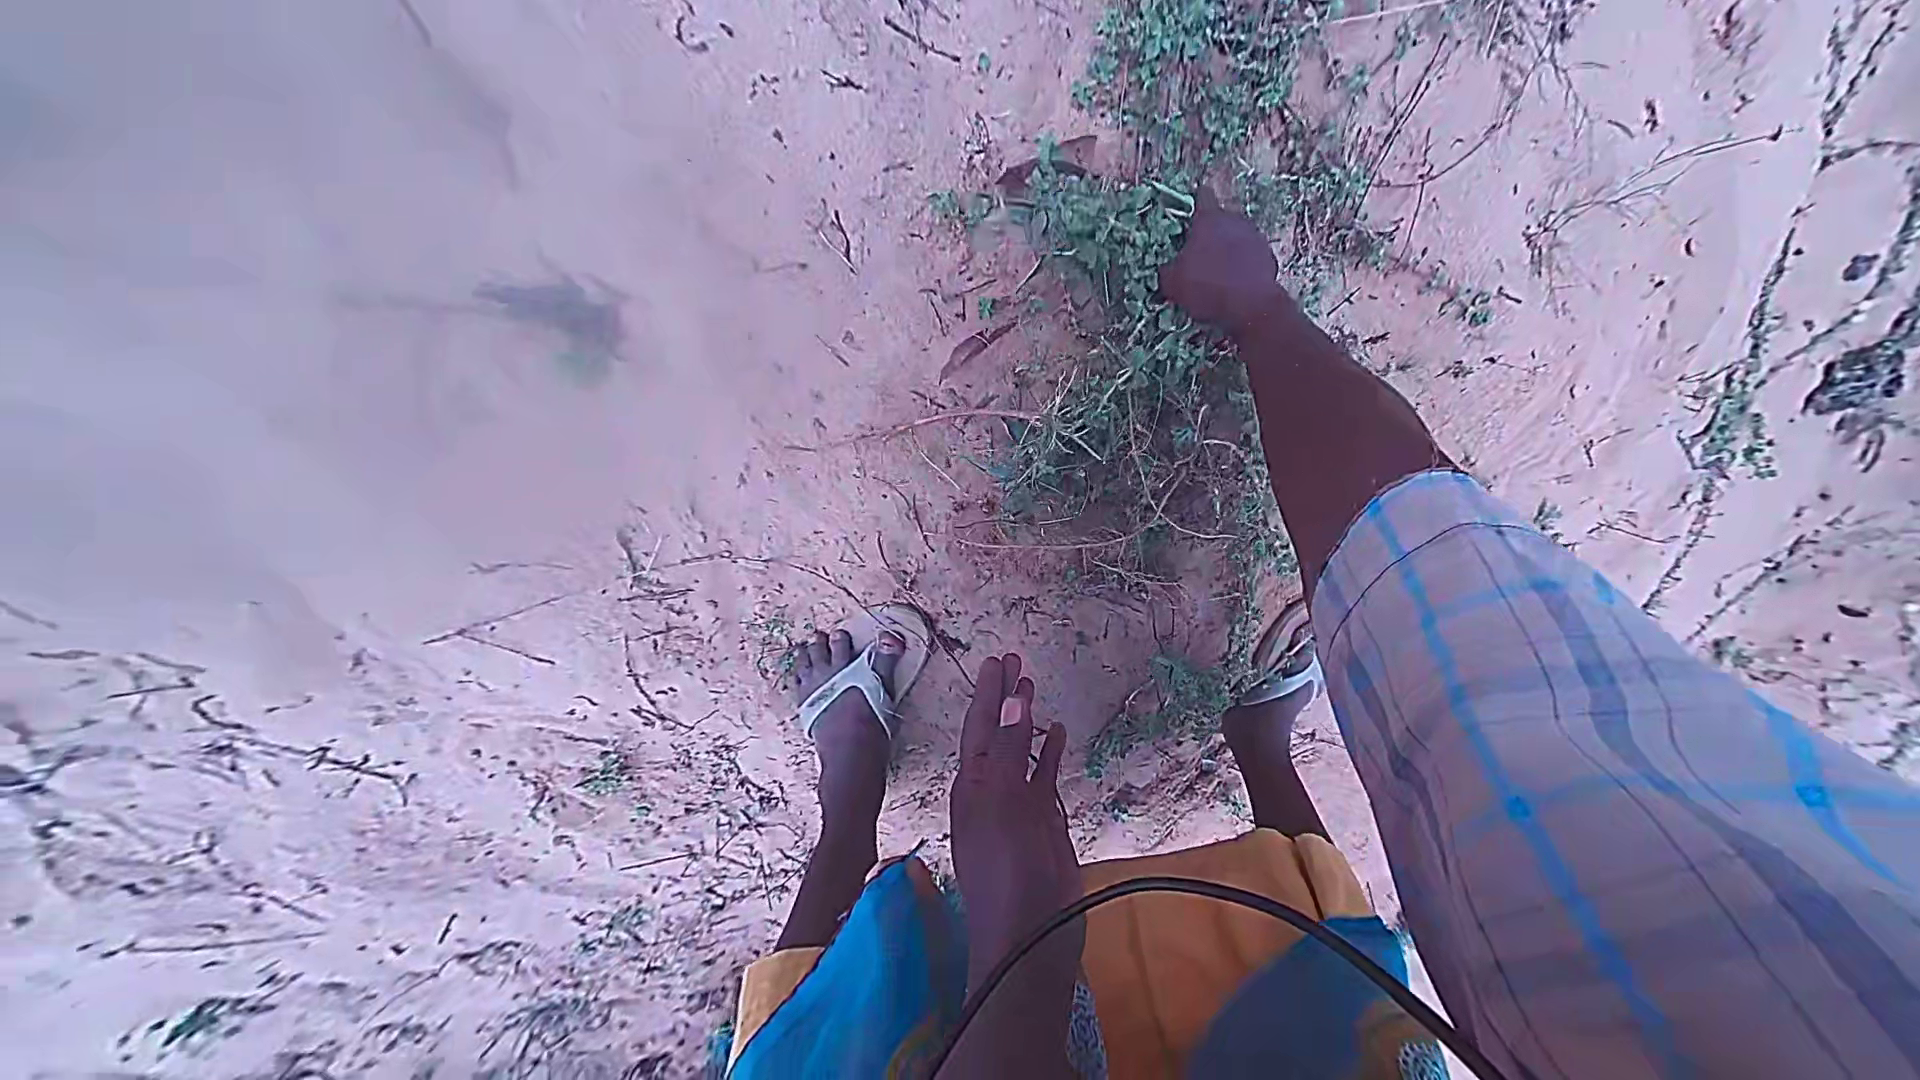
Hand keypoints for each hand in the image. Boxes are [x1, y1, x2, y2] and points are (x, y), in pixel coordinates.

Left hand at [949, 653, 1081, 992]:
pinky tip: (1057, 732)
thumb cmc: (1006, 867)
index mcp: (972, 781)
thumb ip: (1007, 750)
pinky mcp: (1042, 818)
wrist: (1030, 934)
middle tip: (1014, 660)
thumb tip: (1011, 698)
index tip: (997, 660)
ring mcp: (1017, 802)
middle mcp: (991, 786)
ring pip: (1020, 748)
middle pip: (997, 730)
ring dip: (1025, 718)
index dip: (988, 692)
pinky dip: (1048, 752)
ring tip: (1032, 684)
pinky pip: (1043, 775)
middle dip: (1004, 696)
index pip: (979, 724)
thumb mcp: (1002, 802)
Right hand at [1158, 188, 1291, 331]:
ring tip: (1214, 272)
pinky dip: (1240, 265)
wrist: (1249, 306)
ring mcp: (1255, 237)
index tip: (1189, 208)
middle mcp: (1234, 221)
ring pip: (1235, 237)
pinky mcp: (1267, 256)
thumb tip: (1166, 269)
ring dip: (1225, 249)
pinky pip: (1249, 256)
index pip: (1202, 197)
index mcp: (1209, 220)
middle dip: (1209, 233)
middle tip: (1196, 252)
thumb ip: (1167, 270)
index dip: (1194, 201)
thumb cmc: (1206, 288)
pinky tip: (1232, 283)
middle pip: (1219, 219)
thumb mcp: (1173, 284)